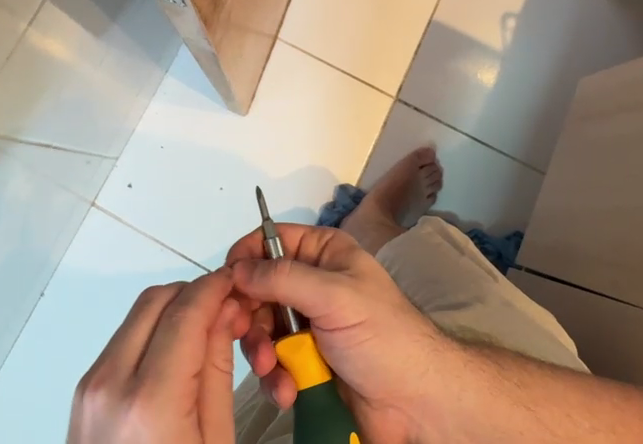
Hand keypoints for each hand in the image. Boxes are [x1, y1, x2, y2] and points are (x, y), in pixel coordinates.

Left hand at [68, 270, 247, 443]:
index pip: (187, 311)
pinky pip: (123, 341)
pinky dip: (153, 333)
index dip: (217, 287)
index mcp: (149, 402)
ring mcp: (89, 388)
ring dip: (174, 311)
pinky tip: (179, 356)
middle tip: (228, 310)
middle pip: (156, 300)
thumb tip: (226, 311)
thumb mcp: (215, 443)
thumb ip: (218, 370)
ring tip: (208, 333)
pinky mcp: (82, 395)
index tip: (241, 282)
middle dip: (195, 294)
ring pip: (137, 316)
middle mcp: (110, 383)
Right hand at [226, 224, 454, 443]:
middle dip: (252, 316)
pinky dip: (275, 378)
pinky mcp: (306, 362)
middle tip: (248, 336)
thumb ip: (283, 278)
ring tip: (274, 372)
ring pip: (262, 329)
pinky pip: (274, 363)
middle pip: (259, 288)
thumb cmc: (383, 337)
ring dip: (262, 353)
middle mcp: (313, 284)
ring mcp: (309, 325)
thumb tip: (237, 267)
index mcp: (324, 253)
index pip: (272, 240)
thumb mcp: (335, 296)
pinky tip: (288, 392)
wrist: (416, 402)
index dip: (246, 257)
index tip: (226, 282)